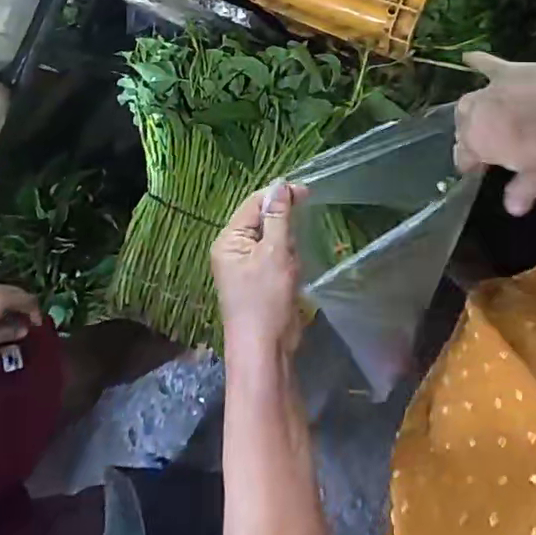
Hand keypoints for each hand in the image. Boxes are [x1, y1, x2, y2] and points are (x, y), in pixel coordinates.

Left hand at [0, 285, 41, 350]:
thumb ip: (7, 333)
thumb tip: (24, 330)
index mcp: (6, 298)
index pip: (30, 301)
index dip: (37, 313)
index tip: (37, 326)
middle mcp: (0, 288)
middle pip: (21, 294)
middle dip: (27, 308)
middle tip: (26, 323)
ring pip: (9, 293)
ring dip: (14, 305)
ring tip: (11, 320)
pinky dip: (3, 303)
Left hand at [212, 181, 305, 357]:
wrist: (264, 349)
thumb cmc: (266, 298)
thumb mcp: (275, 252)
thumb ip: (278, 216)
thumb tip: (280, 185)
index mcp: (228, 239)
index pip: (253, 203)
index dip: (278, 195)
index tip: (306, 192)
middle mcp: (232, 249)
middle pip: (261, 219)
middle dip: (284, 223)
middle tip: (301, 232)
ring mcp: (244, 266)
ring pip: (271, 238)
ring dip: (287, 243)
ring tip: (293, 260)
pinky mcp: (259, 279)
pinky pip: (275, 256)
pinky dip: (287, 258)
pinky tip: (294, 269)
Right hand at [454, 52, 535, 216]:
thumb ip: (522, 191)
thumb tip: (512, 209)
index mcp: (477, 144)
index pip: (462, 158)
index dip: (469, 166)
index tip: (477, 172)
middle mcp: (475, 116)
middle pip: (462, 129)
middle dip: (469, 138)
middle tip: (488, 148)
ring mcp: (489, 91)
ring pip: (469, 103)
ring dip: (473, 112)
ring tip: (482, 118)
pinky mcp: (506, 71)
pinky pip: (485, 65)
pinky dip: (477, 62)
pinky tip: (468, 57)